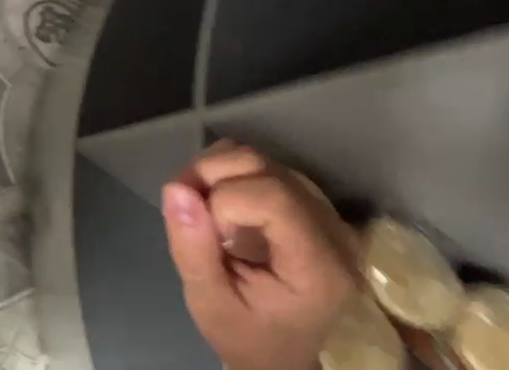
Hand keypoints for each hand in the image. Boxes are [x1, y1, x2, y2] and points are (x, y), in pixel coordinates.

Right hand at [161, 143, 355, 369]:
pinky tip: (220, 203)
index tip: (210, 235)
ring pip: (256, 158)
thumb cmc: (246, 334)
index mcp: (318, 267)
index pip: (272, 197)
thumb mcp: (209, 305)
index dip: (225, 202)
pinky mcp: (307, 199)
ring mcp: (323, 211)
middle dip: (209, 178)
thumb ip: (193, 250)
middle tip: (189, 212)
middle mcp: (333, 230)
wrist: (279, 351)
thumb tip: (176, 188)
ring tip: (202, 210)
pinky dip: (226, 170)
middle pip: (261, 167)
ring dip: (214, 172)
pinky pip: (258, 161)